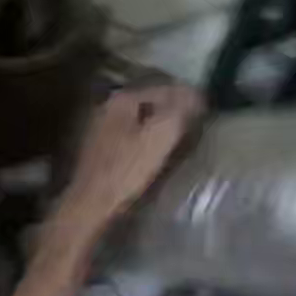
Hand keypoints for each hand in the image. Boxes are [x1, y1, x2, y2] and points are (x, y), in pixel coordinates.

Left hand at [54, 85, 203, 237]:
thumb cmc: (125, 171)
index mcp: (121, 99)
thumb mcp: (159, 137)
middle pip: (148, 103)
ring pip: (137, 122)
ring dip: (156, 127)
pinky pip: (127, 139)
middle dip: (171, 111)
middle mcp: (106, 108)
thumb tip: (194, 93)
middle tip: (193, 124)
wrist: (90, 206)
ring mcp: (98, 130)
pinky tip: (150, 155)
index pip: (163, 89)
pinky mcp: (95, 153)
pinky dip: (142, 142)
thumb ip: (179, 110)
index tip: (204, 109)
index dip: (187, 98)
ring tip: (176, 140)